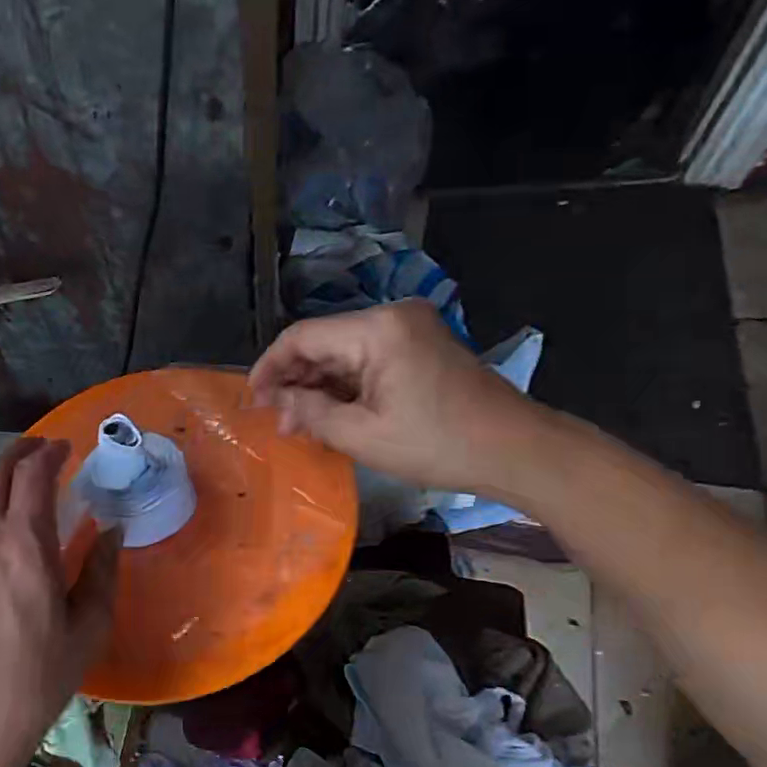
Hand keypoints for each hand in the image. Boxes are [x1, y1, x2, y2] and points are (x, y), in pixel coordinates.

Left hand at [0, 437, 121, 766]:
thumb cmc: (44, 671)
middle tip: (47, 448)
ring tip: (33, 481)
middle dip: (20, 452)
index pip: (31, 477)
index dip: (49, 453)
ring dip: (5, 478)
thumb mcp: (90, 624)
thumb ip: (102, 571)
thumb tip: (111, 533)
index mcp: (25, 545)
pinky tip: (15, 524)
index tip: (68, 447)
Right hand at [249, 300, 559, 495]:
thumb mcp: (361, 434)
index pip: (301, 336)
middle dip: (293, 381)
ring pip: (340, 353)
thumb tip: (278, 401)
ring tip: (297, 425)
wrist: (514, 449)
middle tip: (276, 421)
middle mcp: (391, 317)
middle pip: (321, 342)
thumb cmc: (436, 443)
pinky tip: (325, 415)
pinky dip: (341, 387)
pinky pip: (363, 361)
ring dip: (315, 387)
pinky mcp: (417, 347)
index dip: (269, 367)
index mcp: (377, 329)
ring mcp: (407, 330)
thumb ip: (310, 412)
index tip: (251, 400)